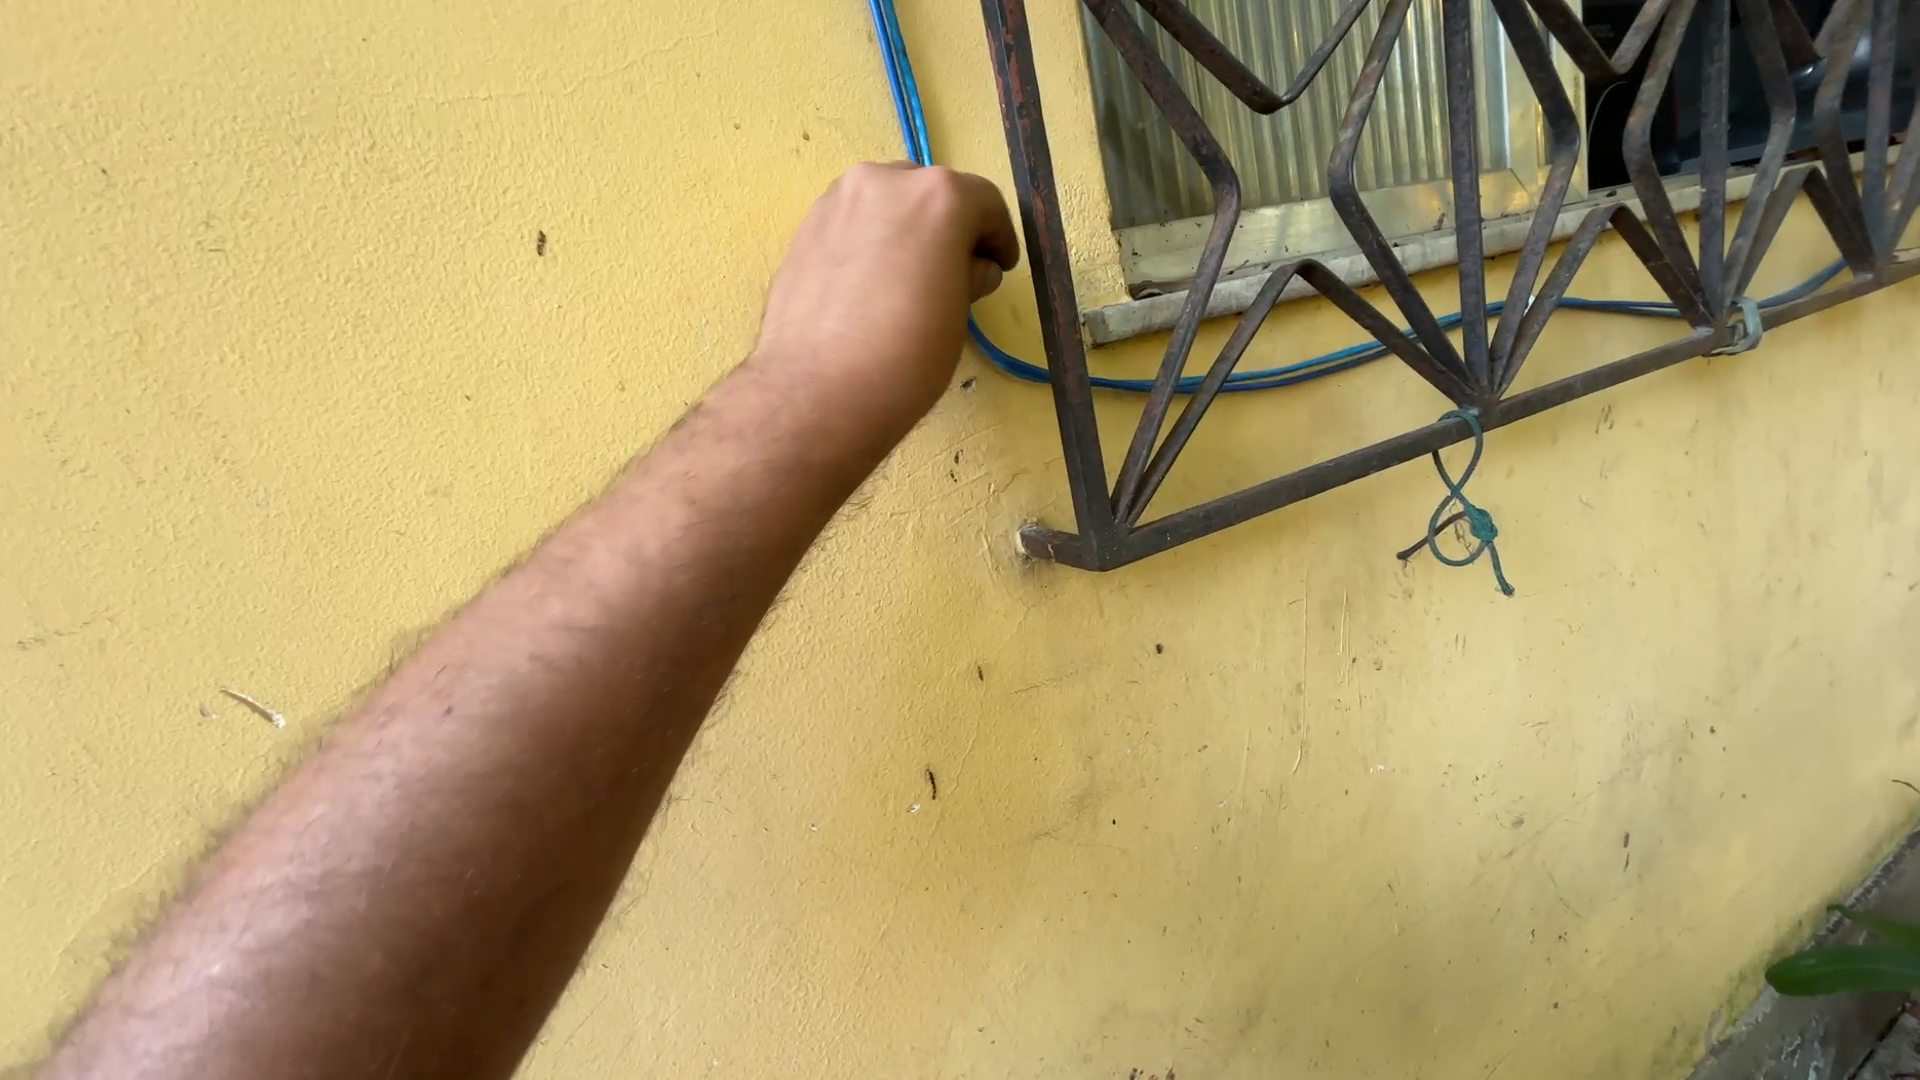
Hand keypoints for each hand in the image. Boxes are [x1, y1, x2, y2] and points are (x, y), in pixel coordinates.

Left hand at [753, 163, 1019, 426]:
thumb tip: (970, 269)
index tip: (1000, 265)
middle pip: (929, 194)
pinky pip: (851, 224)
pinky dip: (868, 242)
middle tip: (954, 272)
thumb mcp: (957, 317)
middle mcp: (885, 182)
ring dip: (904, 231)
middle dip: (947, 228)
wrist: (819, 390)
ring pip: (886, 204)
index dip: (999, 237)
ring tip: (907, 278)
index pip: (983, 202)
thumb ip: (969, 278)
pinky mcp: (804, 228)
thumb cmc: (906, 357)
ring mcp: (838, 201)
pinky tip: (869, 285)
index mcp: (938, 198)